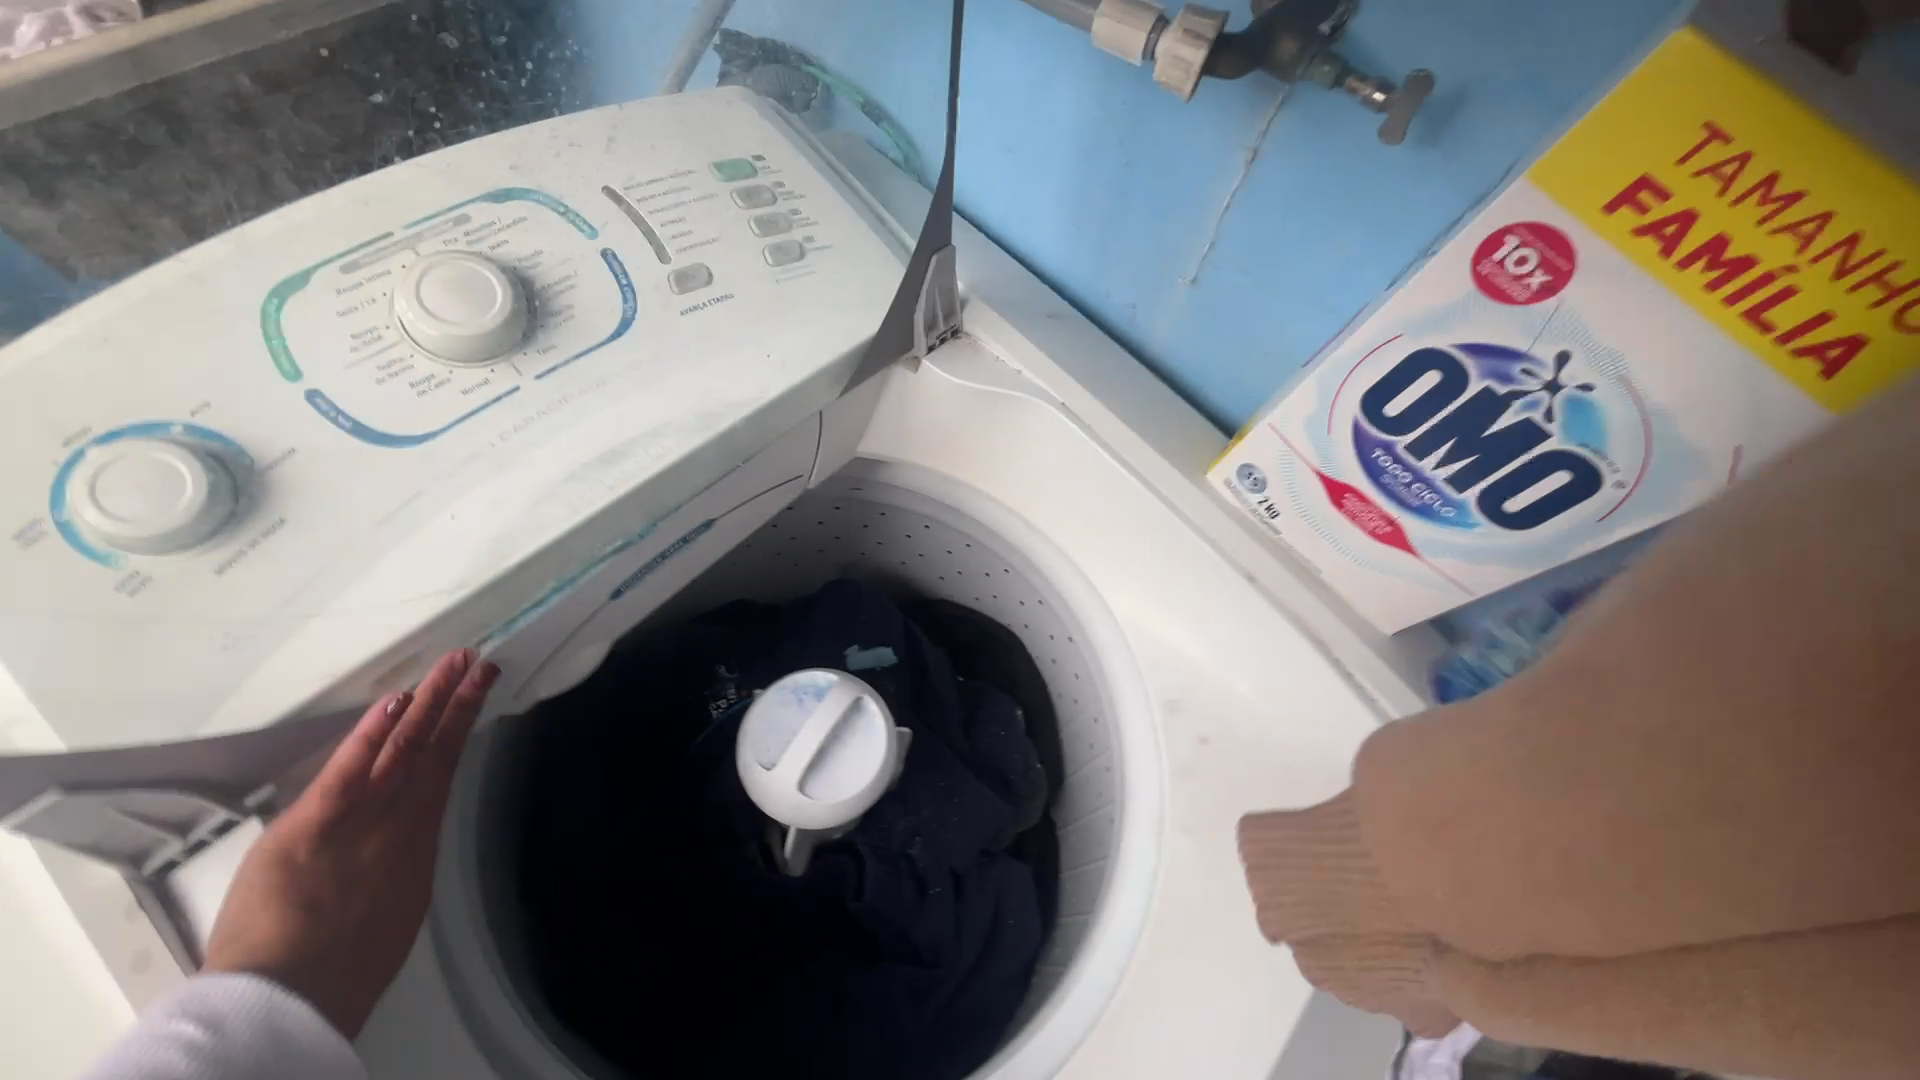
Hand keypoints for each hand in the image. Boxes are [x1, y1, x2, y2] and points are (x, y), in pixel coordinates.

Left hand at [204, 649, 500, 1038]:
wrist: (296, 994)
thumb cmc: (345, 962)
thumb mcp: (393, 905)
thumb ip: (396, 861)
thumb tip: (402, 842)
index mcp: (416, 836)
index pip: (443, 766)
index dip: (460, 724)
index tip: (476, 690)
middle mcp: (400, 817)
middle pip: (434, 747)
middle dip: (457, 701)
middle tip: (480, 661)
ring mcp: (361, 817)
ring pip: (402, 747)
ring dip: (428, 700)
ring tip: (453, 663)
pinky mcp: (316, 823)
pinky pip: (349, 770)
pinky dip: (372, 735)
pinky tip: (395, 702)